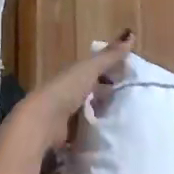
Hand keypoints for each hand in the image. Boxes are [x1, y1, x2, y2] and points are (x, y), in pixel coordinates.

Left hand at [5, 31, 134, 149]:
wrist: (42, 122)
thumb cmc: (65, 91)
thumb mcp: (89, 69)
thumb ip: (109, 56)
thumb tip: (130, 33)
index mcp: (71, 76)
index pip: (93, 73)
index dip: (109, 74)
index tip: (128, 80)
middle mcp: (66, 95)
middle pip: (90, 94)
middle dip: (106, 98)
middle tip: (129, 104)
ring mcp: (64, 118)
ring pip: (87, 115)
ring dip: (100, 117)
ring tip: (123, 122)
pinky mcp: (64, 137)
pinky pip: (83, 134)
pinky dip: (93, 135)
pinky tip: (107, 139)